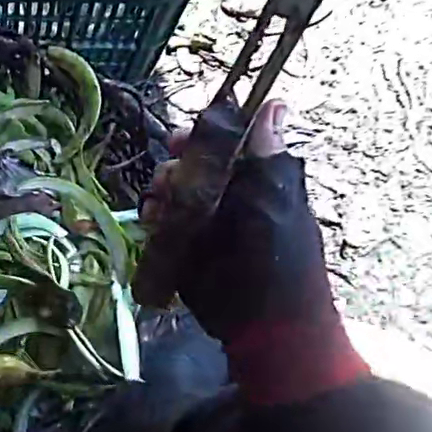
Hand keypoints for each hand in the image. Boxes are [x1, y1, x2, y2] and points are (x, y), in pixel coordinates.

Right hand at [141, 101, 366, 405]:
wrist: (264, 327)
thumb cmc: (279, 263)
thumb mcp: (277, 206)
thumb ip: (268, 161)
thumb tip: (275, 104)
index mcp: (255, 180)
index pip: (224, 143)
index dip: (200, 137)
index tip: (180, 141)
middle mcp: (227, 196)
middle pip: (189, 166)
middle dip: (173, 168)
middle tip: (166, 181)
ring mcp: (203, 223)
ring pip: (170, 193)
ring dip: (159, 194)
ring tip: (157, 208)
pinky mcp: (183, 247)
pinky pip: (159, 223)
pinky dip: (152, 221)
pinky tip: (152, 225)